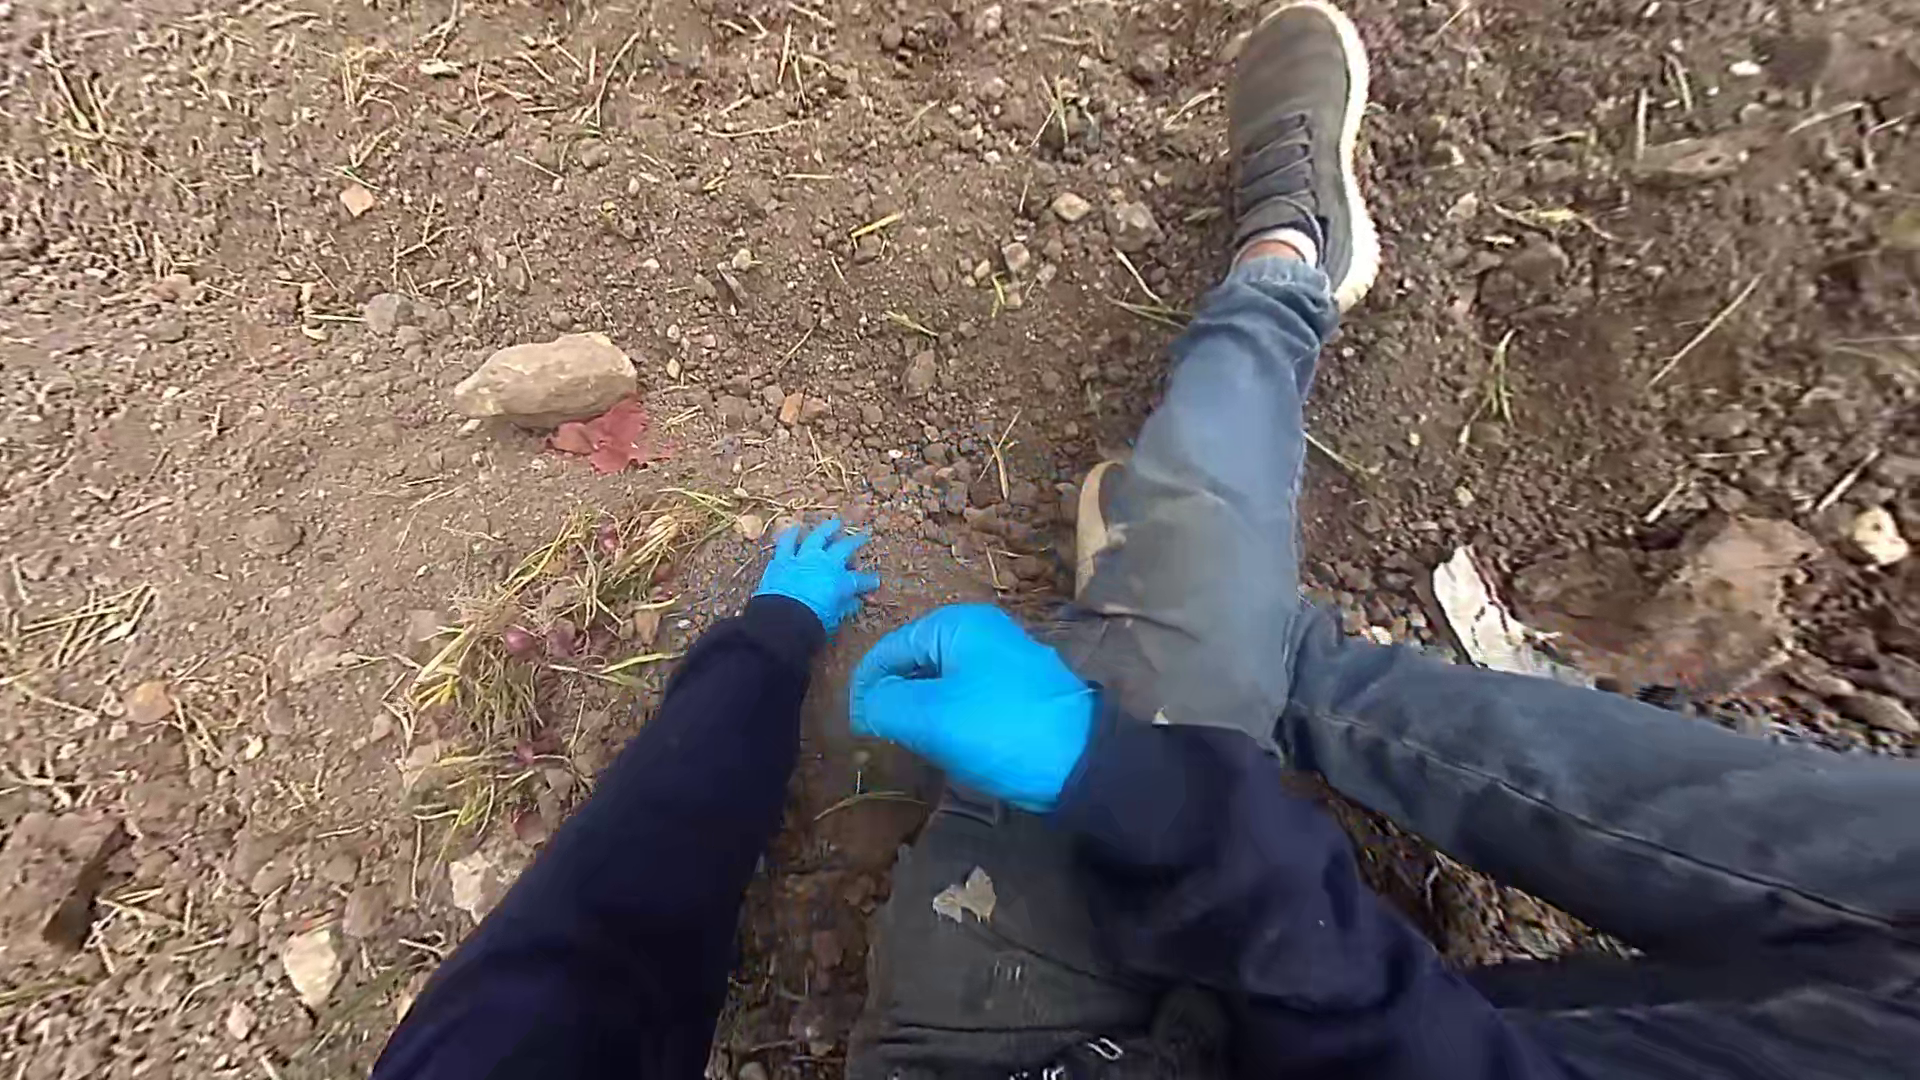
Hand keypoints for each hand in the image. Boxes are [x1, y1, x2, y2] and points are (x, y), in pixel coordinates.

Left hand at [753, 518, 879, 633]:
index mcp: (842, 581)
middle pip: (845, 548)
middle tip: (864, 536)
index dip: (869, 581)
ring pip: (819, 536)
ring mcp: (804, 558)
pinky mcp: (783, 560)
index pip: (861, 580)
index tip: (875, 582)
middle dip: (857, 542)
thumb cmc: (813, 623)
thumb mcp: (835, 618)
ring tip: (836, 523)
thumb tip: (855, 601)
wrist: (783, 620)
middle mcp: (826, 563)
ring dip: (828, 529)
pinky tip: (796, 528)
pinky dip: (792, 535)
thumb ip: (846, 606)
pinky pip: (788, 543)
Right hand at [850, 604, 1094, 811]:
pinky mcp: (1012, 687)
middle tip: (881, 736)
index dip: (866, 685)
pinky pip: (963, 693)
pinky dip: (945, 714)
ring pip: (939, 680)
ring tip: (910, 742)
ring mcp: (999, 659)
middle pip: (915, 660)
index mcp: (956, 624)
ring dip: (918, 709)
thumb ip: (885, 704)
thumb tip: (864, 706)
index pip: (891, 647)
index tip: (854, 724)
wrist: (1081, 760)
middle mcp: (978, 631)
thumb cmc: (999, 727)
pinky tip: (944, 741)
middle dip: (893, 696)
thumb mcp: (932, 716)